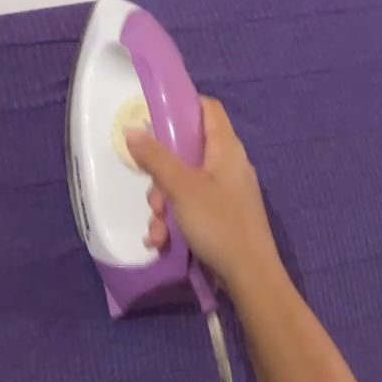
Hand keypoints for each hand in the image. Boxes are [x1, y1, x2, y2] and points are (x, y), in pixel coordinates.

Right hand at [125, 96, 286, 293]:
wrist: (249, 275)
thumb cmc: (218, 222)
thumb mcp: (181, 187)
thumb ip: (156, 158)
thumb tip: (132, 131)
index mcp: (226, 149)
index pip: (208, 109)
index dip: (183, 106)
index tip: (155, 118)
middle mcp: (229, 166)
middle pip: (186, 153)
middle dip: (161, 177)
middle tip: (155, 199)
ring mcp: (227, 194)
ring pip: (184, 186)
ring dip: (163, 208)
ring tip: (157, 231)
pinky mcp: (222, 218)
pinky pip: (191, 210)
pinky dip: (175, 223)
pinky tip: (162, 243)